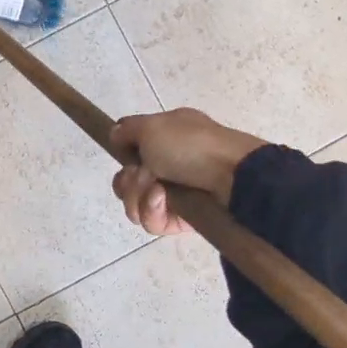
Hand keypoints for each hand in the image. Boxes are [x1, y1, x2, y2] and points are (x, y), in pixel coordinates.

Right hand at [110, 108, 267, 234]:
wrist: (231, 177)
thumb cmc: (191, 145)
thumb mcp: (153, 125)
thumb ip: (127, 129)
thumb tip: (114, 135)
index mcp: (165, 138)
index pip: (129, 153)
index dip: (123, 157)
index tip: (125, 157)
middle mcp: (168, 165)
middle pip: (126, 183)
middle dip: (129, 181)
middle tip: (144, 176)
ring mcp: (174, 194)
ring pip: (134, 204)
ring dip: (139, 197)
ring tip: (158, 192)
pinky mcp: (179, 220)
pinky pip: (151, 221)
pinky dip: (152, 211)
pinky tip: (163, 201)